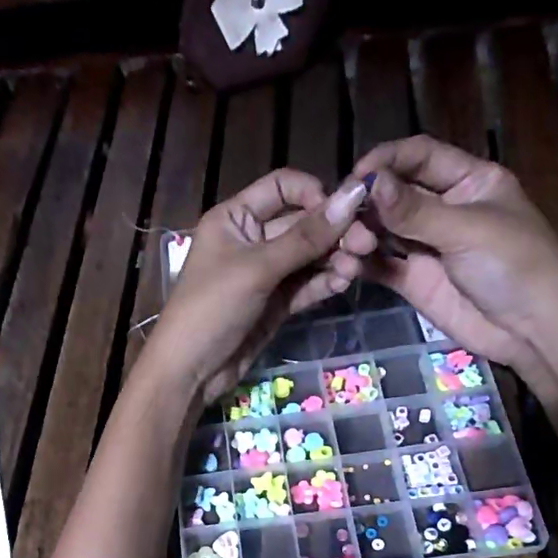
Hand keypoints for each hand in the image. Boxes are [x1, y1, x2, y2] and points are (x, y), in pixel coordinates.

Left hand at [145, 169, 368, 402]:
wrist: (191, 369)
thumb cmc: (212, 308)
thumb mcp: (258, 268)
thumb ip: (305, 237)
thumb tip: (352, 197)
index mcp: (235, 217)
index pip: (282, 188)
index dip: (314, 194)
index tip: (342, 211)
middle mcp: (252, 239)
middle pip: (302, 224)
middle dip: (333, 232)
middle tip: (366, 245)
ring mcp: (265, 274)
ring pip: (308, 258)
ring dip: (334, 259)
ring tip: (356, 269)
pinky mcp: (276, 304)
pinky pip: (305, 286)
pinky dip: (324, 283)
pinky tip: (343, 283)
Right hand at [342, 136, 557, 378]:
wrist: (533, 330)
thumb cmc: (515, 265)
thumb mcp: (467, 230)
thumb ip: (416, 211)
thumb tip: (372, 184)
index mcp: (469, 181)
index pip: (420, 157)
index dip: (388, 160)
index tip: (357, 176)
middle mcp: (445, 208)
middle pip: (395, 195)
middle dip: (368, 203)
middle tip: (341, 216)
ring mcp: (428, 247)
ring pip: (384, 231)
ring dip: (361, 234)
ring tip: (348, 245)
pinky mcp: (415, 282)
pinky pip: (382, 265)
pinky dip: (363, 264)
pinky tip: (347, 265)